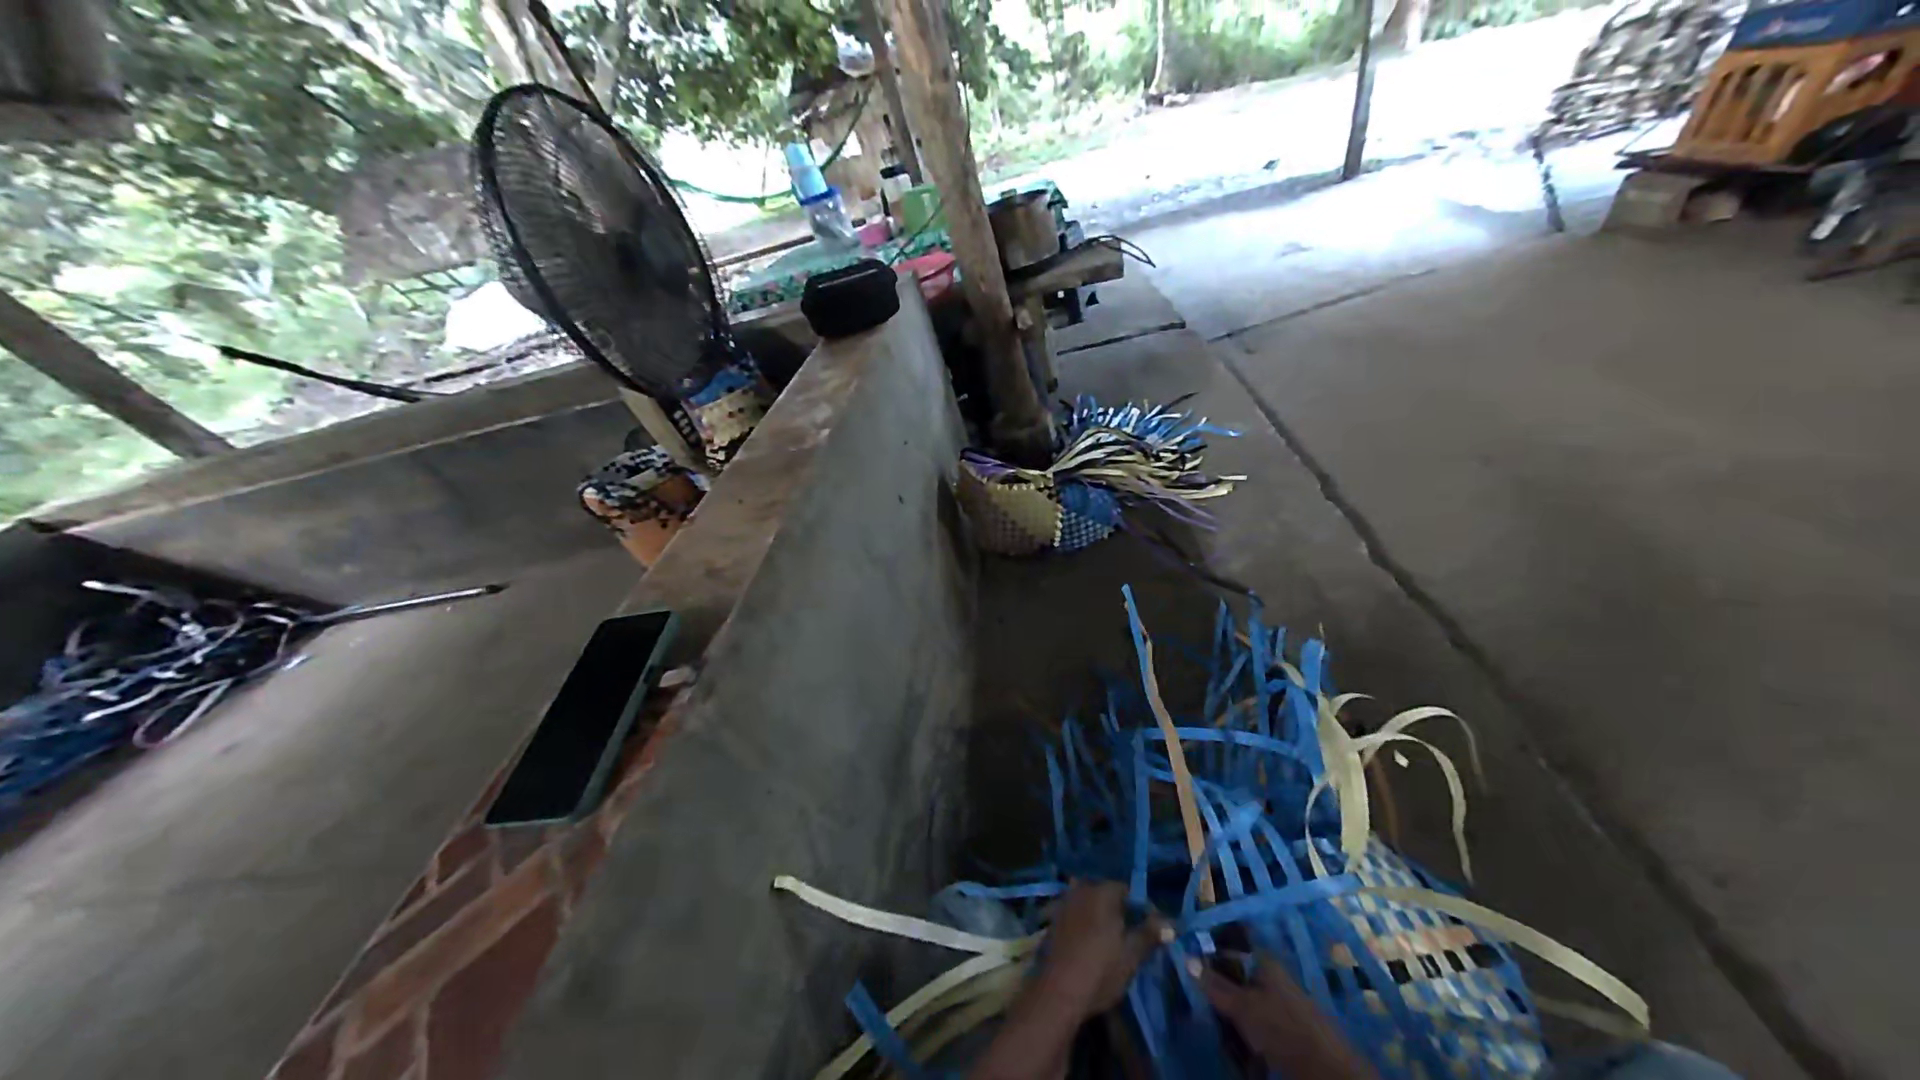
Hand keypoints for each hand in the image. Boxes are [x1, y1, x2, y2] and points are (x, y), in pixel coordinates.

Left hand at [1036, 879, 1171, 1019]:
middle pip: (1105, 894)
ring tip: (1111, 940)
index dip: (1142, 908)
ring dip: (1100, 915)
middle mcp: (1080, 890)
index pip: (1127, 890)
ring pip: (1088, 903)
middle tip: (1132, 933)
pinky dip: (1084, 922)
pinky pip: (1074, 914)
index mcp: (1101, 892)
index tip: (1151, 928)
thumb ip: (1149, 935)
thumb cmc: (1100, 970)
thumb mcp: (1131, 955)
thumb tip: (1169, 924)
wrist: (1057, 992)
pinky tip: (1089, 942)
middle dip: (1119, 909)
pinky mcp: (1051, 921)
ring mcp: (1062, 904)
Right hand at [1197, 957, 1380, 1079]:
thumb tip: (1185, 956)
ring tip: (1213, 1024)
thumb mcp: (1243, 1007)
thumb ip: (1214, 984)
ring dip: (1228, 1011)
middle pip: (1235, 975)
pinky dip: (1243, 1027)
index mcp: (1264, 962)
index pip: (1228, 949)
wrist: (1330, 1074)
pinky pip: (1256, 1019)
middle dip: (1216, 987)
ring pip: (1245, 999)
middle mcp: (1272, 976)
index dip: (1207, 957)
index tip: (1185, 968)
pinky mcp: (1286, 1027)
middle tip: (1196, 1000)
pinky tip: (1233, 1039)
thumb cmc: (1283, 1030)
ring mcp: (1281, 1002)